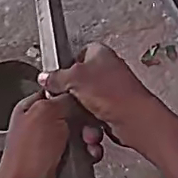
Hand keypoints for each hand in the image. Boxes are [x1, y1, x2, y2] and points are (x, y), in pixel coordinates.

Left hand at [0, 93, 104, 177]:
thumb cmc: (28, 157)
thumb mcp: (47, 112)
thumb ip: (65, 98)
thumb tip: (80, 95)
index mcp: (33, 108)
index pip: (60, 91)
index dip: (76, 94)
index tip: (87, 98)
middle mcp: (44, 125)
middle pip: (77, 112)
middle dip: (87, 119)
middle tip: (88, 126)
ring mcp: (56, 144)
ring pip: (85, 132)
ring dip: (92, 138)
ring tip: (88, 144)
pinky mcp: (67, 162)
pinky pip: (88, 151)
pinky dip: (92, 153)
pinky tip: (89, 157)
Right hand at [39, 43, 172, 146]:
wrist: (132, 119)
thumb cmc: (112, 93)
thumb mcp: (75, 78)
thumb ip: (56, 77)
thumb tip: (45, 77)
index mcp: (100, 53)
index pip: (76, 54)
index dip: (65, 67)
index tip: (56, 79)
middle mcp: (106, 69)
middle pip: (77, 80)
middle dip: (70, 93)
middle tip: (67, 99)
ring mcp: (110, 89)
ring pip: (83, 100)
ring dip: (79, 110)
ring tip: (81, 113)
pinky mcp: (112, 107)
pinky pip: (92, 114)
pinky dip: (89, 120)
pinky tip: (89, 124)